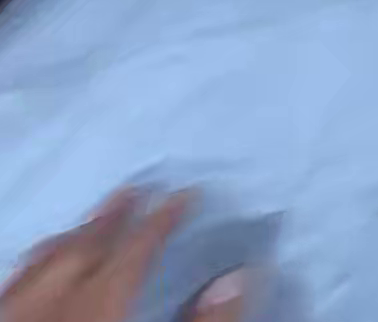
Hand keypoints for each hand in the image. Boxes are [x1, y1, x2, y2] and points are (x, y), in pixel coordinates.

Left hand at [1, 189, 246, 321]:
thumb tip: (239, 274)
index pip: (126, 265)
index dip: (156, 226)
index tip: (184, 193)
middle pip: (63, 276)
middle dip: (96, 231)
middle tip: (128, 190)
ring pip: (11, 301)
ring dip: (43, 261)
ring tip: (70, 231)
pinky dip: (2, 297)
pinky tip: (14, 288)